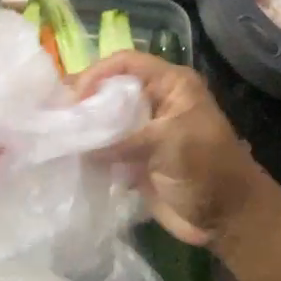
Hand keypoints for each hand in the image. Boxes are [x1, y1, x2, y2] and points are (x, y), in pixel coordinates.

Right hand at [74, 51, 280, 247]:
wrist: (226, 217)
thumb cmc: (207, 168)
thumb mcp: (169, 142)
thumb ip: (125, 138)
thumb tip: (81, 146)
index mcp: (171, 85)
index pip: (126, 63)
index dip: (98, 73)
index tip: (74, 96)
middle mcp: (155, 102)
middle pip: (112, 90)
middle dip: (85, 100)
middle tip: (54, 114)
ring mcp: (145, 132)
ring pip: (106, 120)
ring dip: (84, 128)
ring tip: (55, 135)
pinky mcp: (136, 160)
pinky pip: (106, 150)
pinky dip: (89, 153)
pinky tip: (68, 157)